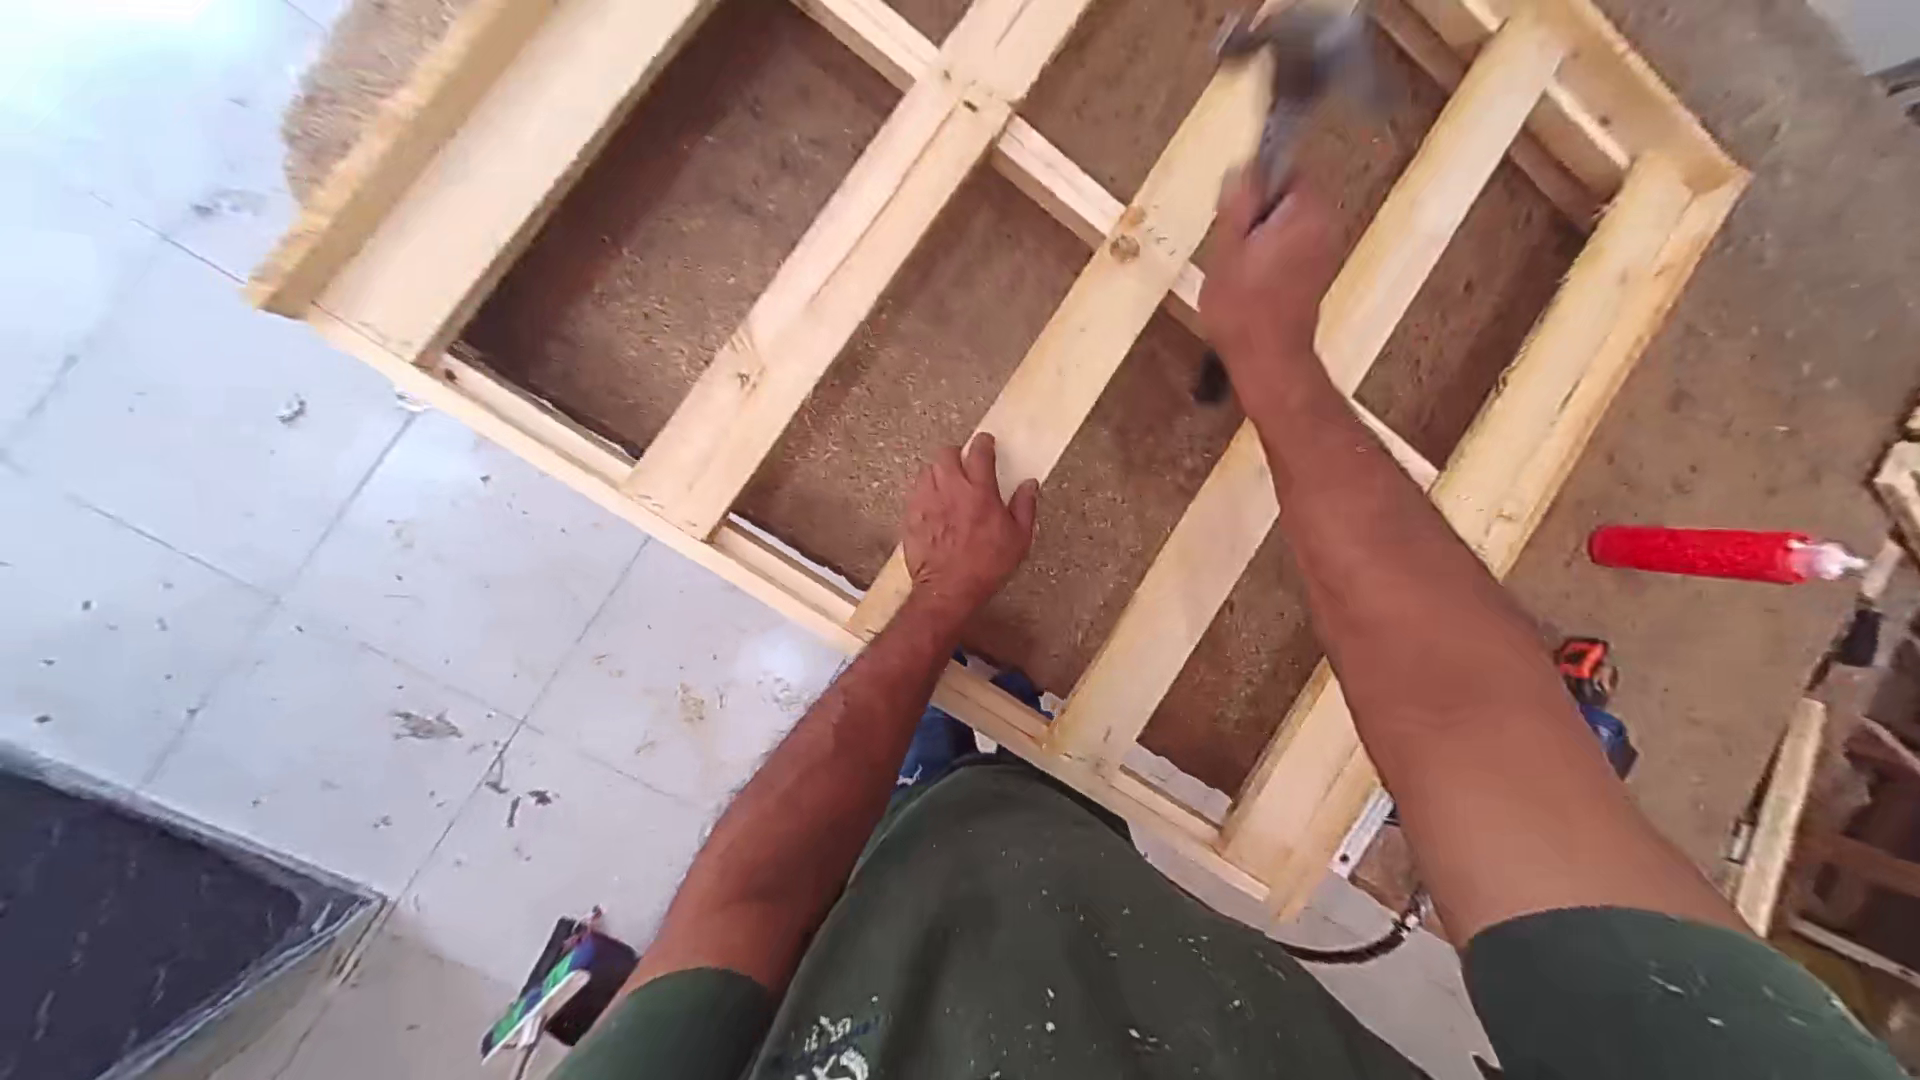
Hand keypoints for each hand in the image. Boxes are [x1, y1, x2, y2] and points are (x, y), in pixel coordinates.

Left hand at [902, 434, 1037, 622]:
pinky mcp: (911, 515)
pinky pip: (915, 492)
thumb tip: (1029, 486)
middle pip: (946, 453)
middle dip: (956, 454)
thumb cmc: (984, 567)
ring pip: (927, 469)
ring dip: (938, 471)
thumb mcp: (1018, 539)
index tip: (986, 443)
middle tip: (964, 464)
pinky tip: (933, 504)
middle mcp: (950, 489)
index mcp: (980, 491)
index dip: (984, 443)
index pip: (980, 451)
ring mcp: (927, 500)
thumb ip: (1024, 506)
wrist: (949, 589)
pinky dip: (924, 492)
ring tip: (947, 483)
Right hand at [1198, 170, 1338, 415]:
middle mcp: (1326, 223)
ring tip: (1239, 269)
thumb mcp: (1226, 249)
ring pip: (1291, 226)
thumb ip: (1238, 203)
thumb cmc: (1241, 306)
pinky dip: (1275, 258)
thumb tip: (1243, 167)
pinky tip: (1254, 284)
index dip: (1256, 188)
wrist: (1267, 358)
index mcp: (1306, 210)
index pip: (1286, 171)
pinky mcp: (1320, 275)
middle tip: (1231, 246)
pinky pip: (1296, 249)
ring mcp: (1327, 250)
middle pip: (1290, 199)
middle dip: (1261, 214)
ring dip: (1266, 238)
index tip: (1233, 216)